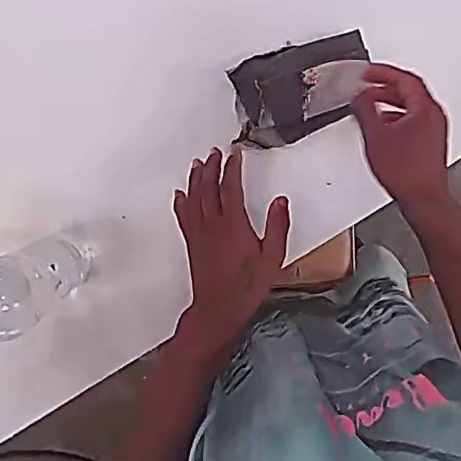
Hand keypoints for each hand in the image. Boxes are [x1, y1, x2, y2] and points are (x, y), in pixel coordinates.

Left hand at [171, 148, 289, 353]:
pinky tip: (180, 194)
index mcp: (233, 224)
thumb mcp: (273, 257)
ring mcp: (199, 233)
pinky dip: (181, 201)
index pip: (230, 187)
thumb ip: (277, 227)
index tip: (235, 153)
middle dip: (212, 167)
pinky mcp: (191, 242)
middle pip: (208, 187)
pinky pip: (184, 216)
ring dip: (196, 178)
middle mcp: (213, 224)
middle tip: (215, 153)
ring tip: (198, 164)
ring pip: (194, 198)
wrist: (219, 308)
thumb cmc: (246, 286)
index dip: (232, 167)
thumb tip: (280, 202)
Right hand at [351, 63, 452, 212]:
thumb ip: (364, 110)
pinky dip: (395, 114)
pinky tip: (381, 122)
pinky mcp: (430, 140)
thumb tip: (359, 96)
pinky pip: (412, 118)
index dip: (383, 72)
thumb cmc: (408, 173)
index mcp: (425, 109)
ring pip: (410, 104)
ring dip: (389, 99)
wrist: (424, 199)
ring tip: (370, 100)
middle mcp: (433, 116)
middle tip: (368, 82)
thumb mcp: (376, 135)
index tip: (369, 71)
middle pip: (409, 89)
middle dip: (385, 84)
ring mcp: (434, 128)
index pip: (404, 79)